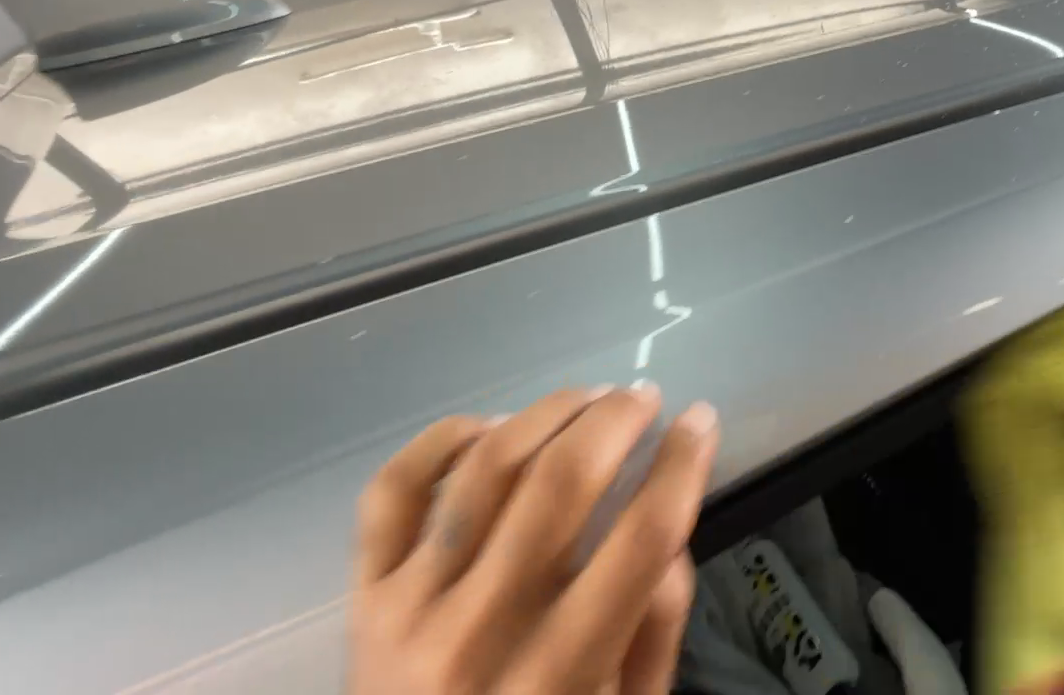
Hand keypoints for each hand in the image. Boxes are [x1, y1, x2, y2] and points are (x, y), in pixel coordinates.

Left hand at [347, 385, 718, 694]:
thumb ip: (657, 624)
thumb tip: (669, 521)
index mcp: (561, 674)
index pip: (642, 537)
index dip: (683, 463)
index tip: (701, 420)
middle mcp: (482, 631)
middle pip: (562, 481)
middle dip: (618, 420)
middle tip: (646, 397)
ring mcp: (410, 608)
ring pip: (487, 466)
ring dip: (549, 412)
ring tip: (589, 398)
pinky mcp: (362, 597)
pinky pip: (393, 491)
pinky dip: (443, 441)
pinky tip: (490, 428)